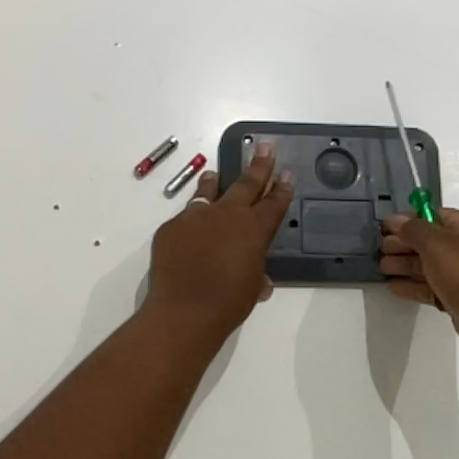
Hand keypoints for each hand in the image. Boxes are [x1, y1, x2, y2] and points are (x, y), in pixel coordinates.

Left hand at [143, 142, 293, 343]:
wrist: (184, 311)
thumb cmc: (228, 303)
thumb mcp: (252, 289)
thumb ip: (256, 274)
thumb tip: (261, 279)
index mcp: (254, 228)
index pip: (273, 203)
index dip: (282, 189)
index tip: (287, 174)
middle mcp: (227, 214)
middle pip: (246, 184)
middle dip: (259, 166)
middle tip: (266, 147)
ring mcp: (196, 217)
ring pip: (208, 192)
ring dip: (214, 182)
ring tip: (214, 173)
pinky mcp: (171, 227)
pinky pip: (185, 217)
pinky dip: (191, 218)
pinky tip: (190, 225)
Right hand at [380, 209, 458, 360]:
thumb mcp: (438, 245)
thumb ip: (414, 230)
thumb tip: (397, 220)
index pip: (433, 215)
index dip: (408, 219)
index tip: (383, 227)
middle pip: (429, 241)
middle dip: (403, 243)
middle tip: (380, 248)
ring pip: (429, 265)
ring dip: (405, 265)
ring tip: (382, 267)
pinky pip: (432, 286)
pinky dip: (414, 285)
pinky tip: (394, 287)